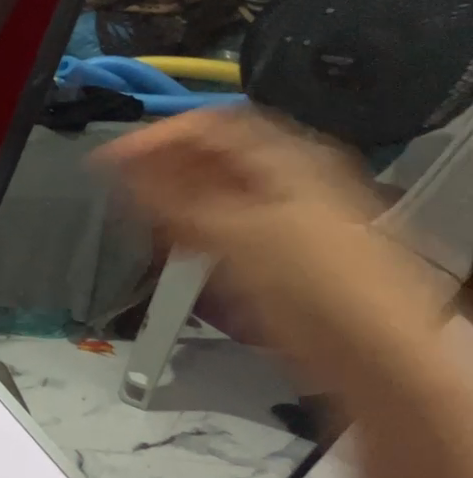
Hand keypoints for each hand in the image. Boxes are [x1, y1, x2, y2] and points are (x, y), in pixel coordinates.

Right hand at [96, 108, 446, 385]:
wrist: (364, 350)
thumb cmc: (324, 284)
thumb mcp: (235, 230)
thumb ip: (171, 198)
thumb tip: (120, 168)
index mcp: (288, 163)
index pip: (213, 127)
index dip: (160, 135)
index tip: (113, 155)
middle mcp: (280, 185)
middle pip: (206, 159)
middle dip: (157, 168)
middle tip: (113, 182)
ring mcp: (269, 221)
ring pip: (202, 195)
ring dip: (162, 200)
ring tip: (131, 211)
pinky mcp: (258, 256)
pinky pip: (206, 229)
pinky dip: (175, 230)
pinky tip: (157, 242)